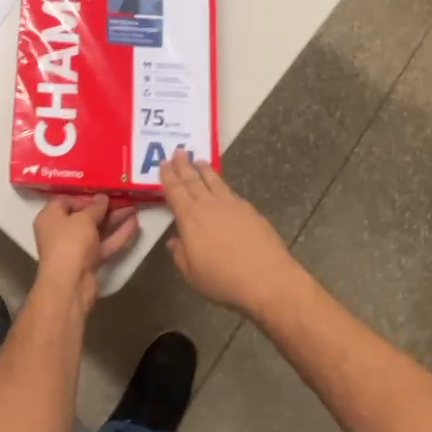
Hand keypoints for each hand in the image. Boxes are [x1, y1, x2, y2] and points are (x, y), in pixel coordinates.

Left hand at [33, 195, 138, 309]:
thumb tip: (102, 197)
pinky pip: (104, 245)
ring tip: (134, 208)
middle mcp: (60, 232)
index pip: (65, 201)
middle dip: (104, 209)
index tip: (101, 194)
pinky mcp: (88, 262)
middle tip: (122, 198)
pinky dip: (117, 236)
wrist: (70, 284)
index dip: (84, 197)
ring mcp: (75, 248)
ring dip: (114, 220)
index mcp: (50, 217)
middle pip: (83, 216)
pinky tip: (135, 225)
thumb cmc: (70, 243)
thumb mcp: (83, 219)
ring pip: (96, 231)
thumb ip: (95, 207)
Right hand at [160, 151, 307, 318]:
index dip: (168, 176)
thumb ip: (180, 255)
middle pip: (193, 180)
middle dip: (184, 165)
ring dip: (205, 170)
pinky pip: (231, 192)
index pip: (175, 191)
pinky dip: (223, 185)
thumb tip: (174, 241)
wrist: (268, 279)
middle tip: (178, 151)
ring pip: (215, 182)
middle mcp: (210, 205)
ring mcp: (233, 206)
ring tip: (200, 161)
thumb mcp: (192, 274)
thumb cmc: (224, 280)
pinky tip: (224, 188)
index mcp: (190, 218)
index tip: (164, 163)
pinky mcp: (251, 212)